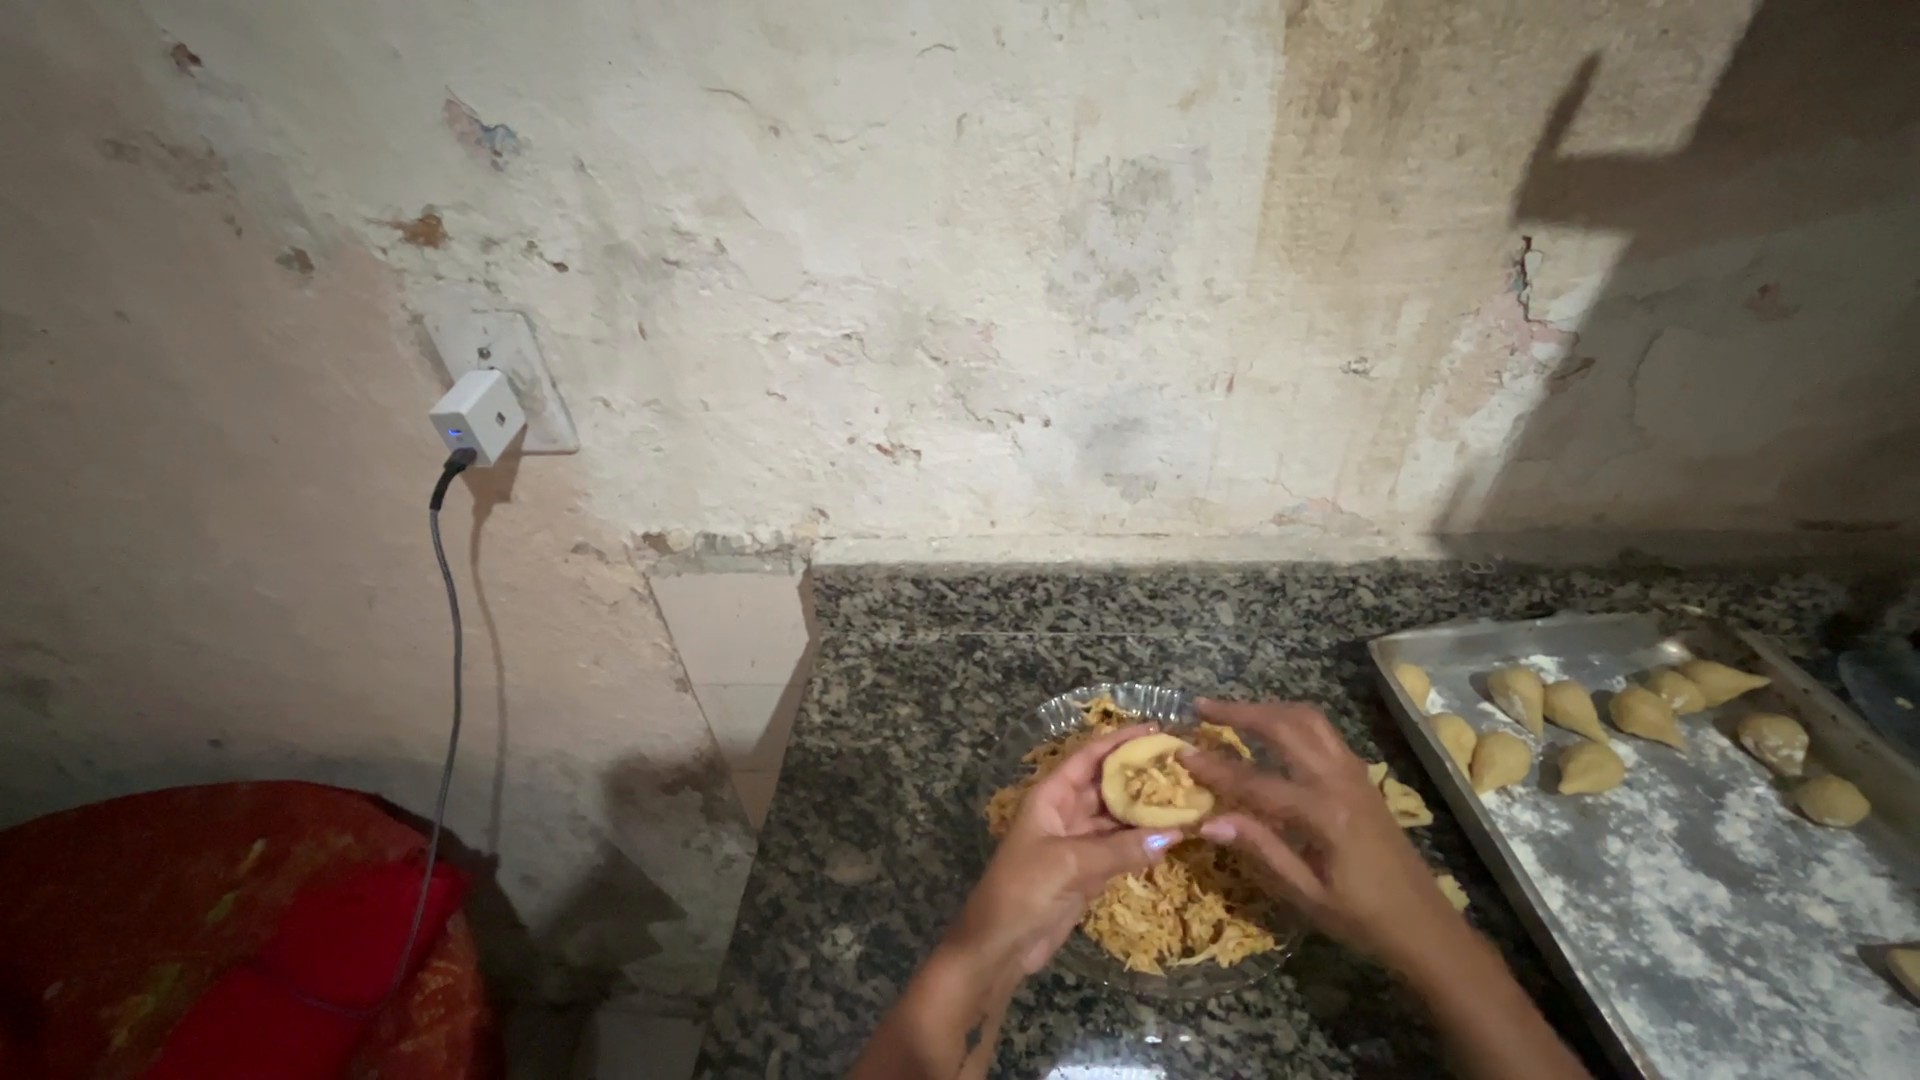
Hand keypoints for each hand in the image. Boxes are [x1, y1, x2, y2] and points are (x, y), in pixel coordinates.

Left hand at [949, 724, 1181, 973]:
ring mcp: (1077, 841)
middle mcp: (1065, 811)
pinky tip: (1172, 837)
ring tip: (1186, 798)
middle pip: (1106, 784)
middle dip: (1139, 774)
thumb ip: (1120, 849)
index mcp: (1051, 795)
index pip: (1088, 757)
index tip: (1155, 730)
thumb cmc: (1024, 889)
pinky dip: (1142, 842)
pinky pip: (1119, 847)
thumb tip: (1173, 834)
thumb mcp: (1071, 863)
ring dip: (1145, 810)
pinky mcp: (1088, 870)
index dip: (1119, 741)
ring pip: (1116, 817)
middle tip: (1181, 765)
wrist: (1001, 943)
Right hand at [1181, 699, 1461, 965]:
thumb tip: (1208, 822)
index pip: (1257, 782)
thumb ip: (1260, 849)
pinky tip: (1272, 728)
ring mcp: (1355, 774)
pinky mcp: (1361, 776)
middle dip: (1240, 712)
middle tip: (1202, 707)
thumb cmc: (1363, 918)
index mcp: (1325, 815)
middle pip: (1285, 727)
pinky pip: (1323, 731)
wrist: (1426, 926)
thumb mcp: (1306, 894)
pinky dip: (1291, 719)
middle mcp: (1340, 782)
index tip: (1182, 754)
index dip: (1216, 769)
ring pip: (1309, 719)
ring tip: (1231, 710)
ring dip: (1267, 708)